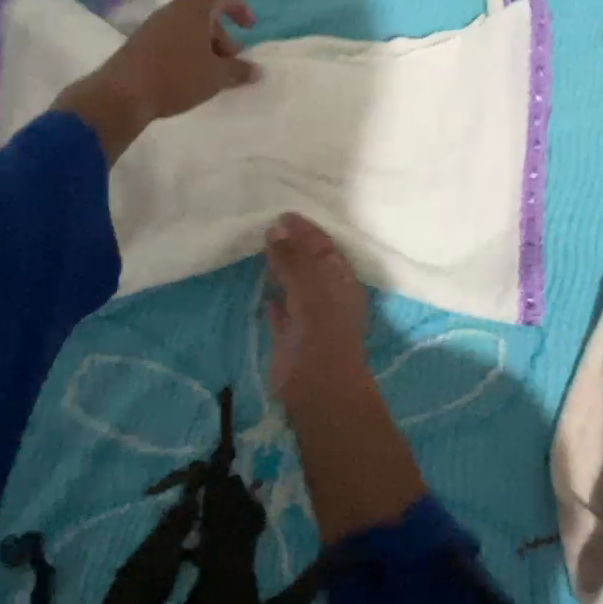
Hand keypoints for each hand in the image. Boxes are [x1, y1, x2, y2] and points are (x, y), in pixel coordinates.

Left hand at [53, 0, 257, 161]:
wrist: (122, 93)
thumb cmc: (177, 76)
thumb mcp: (216, 76)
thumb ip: (239, 71)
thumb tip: (257, 70)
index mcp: (194, 8)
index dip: (240, 7)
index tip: (250, 28)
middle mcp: (174, 10)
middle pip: (206, 13)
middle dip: (223, 35)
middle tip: (232, 61)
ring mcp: (154, 25)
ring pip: (188, 27)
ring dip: (206, 45)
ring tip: (212, 73)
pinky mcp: (141, 41)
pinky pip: (173, 38)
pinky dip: (188, 51)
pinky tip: (190, 76)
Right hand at [263, 212, 370, 414]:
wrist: (318, 389)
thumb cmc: (321, 333)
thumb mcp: (309, 289)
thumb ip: (293, 259)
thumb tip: (276, 227)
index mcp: (341, 281)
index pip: (324, 247)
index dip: (306, 230)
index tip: (283, 214)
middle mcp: (328, 296)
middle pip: (309, 264)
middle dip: (293, 246)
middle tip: (267, 225)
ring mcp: (310, 318)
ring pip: (295, 286)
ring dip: (282, 269)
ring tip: (261, 249)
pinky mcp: (291, 338)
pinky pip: (281, 312)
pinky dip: (273, 300)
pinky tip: (263, 291)